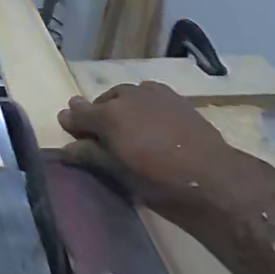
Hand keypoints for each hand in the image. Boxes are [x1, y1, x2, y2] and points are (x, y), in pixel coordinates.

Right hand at [56, 82, 242, 211]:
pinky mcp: (174, 97)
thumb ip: (91, 153)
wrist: (210, 175)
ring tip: (119, 124)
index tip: (65, 124)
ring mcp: (153, 93)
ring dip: (118, 106)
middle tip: (94, 130)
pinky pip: (147, 95)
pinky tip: (145, 119)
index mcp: (110, 114)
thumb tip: (67, 144)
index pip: (81, 114)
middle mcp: (128, 95)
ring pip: (126, 94)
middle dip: (96, 112)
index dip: (71, 120)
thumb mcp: (117, 171)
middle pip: (104, 101)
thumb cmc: (158, 180)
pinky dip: (139, 104)